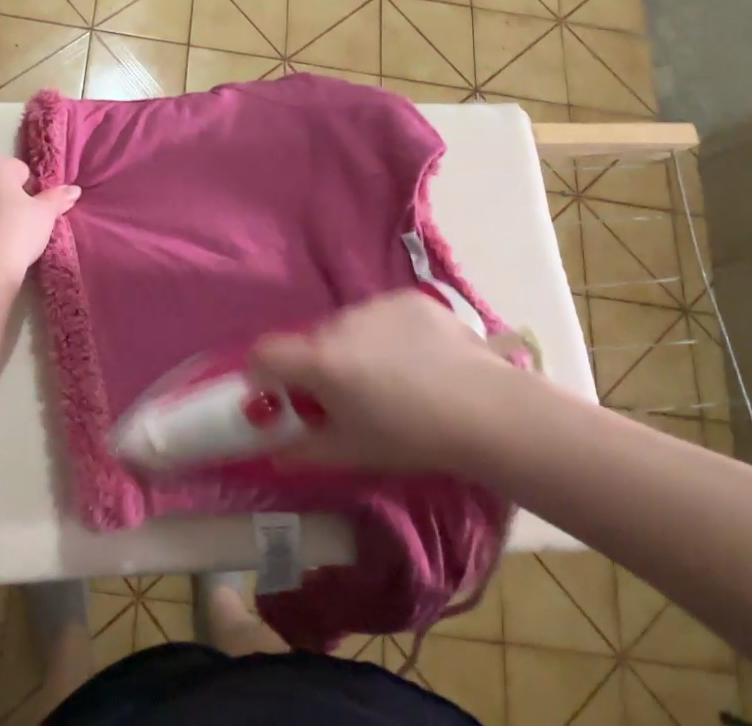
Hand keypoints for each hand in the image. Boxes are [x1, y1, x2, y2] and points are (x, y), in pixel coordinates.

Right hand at [250, 290, 533, 473]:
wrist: (488, 410)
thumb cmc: (411, 438)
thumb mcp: (351, 451)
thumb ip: (302, 449)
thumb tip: (275, 452)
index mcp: (319, 361)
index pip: (264, 354)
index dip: (262, 374)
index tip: (279, 395)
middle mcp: (339, 324)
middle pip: (310, 342)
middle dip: (318, 367)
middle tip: (347, 399)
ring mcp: (376, 306)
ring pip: (347, 328)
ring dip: (353, 348)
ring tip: (392, 379)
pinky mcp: (410, 299)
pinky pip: (381, 316)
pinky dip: (388, 334)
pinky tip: (419, 360)